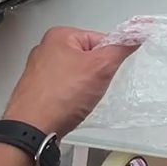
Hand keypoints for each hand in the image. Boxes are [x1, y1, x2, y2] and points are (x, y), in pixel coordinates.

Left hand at [1, 27, 137, 135]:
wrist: (31, 129)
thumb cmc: (59, 97)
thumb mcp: (101, 67)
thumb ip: (121, 48)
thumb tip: (135, 36)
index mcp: (59, 35)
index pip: (101, 39)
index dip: (109, 58)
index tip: (106, 72)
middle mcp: (46, 49)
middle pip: (89, 57)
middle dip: (96, 74)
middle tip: (91, 88)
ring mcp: (40, 71)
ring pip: (77, 75)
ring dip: (84, 88)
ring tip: (78, 99)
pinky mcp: (38, 90)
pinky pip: (65, 89)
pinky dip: (72, 98)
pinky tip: (70, 106)